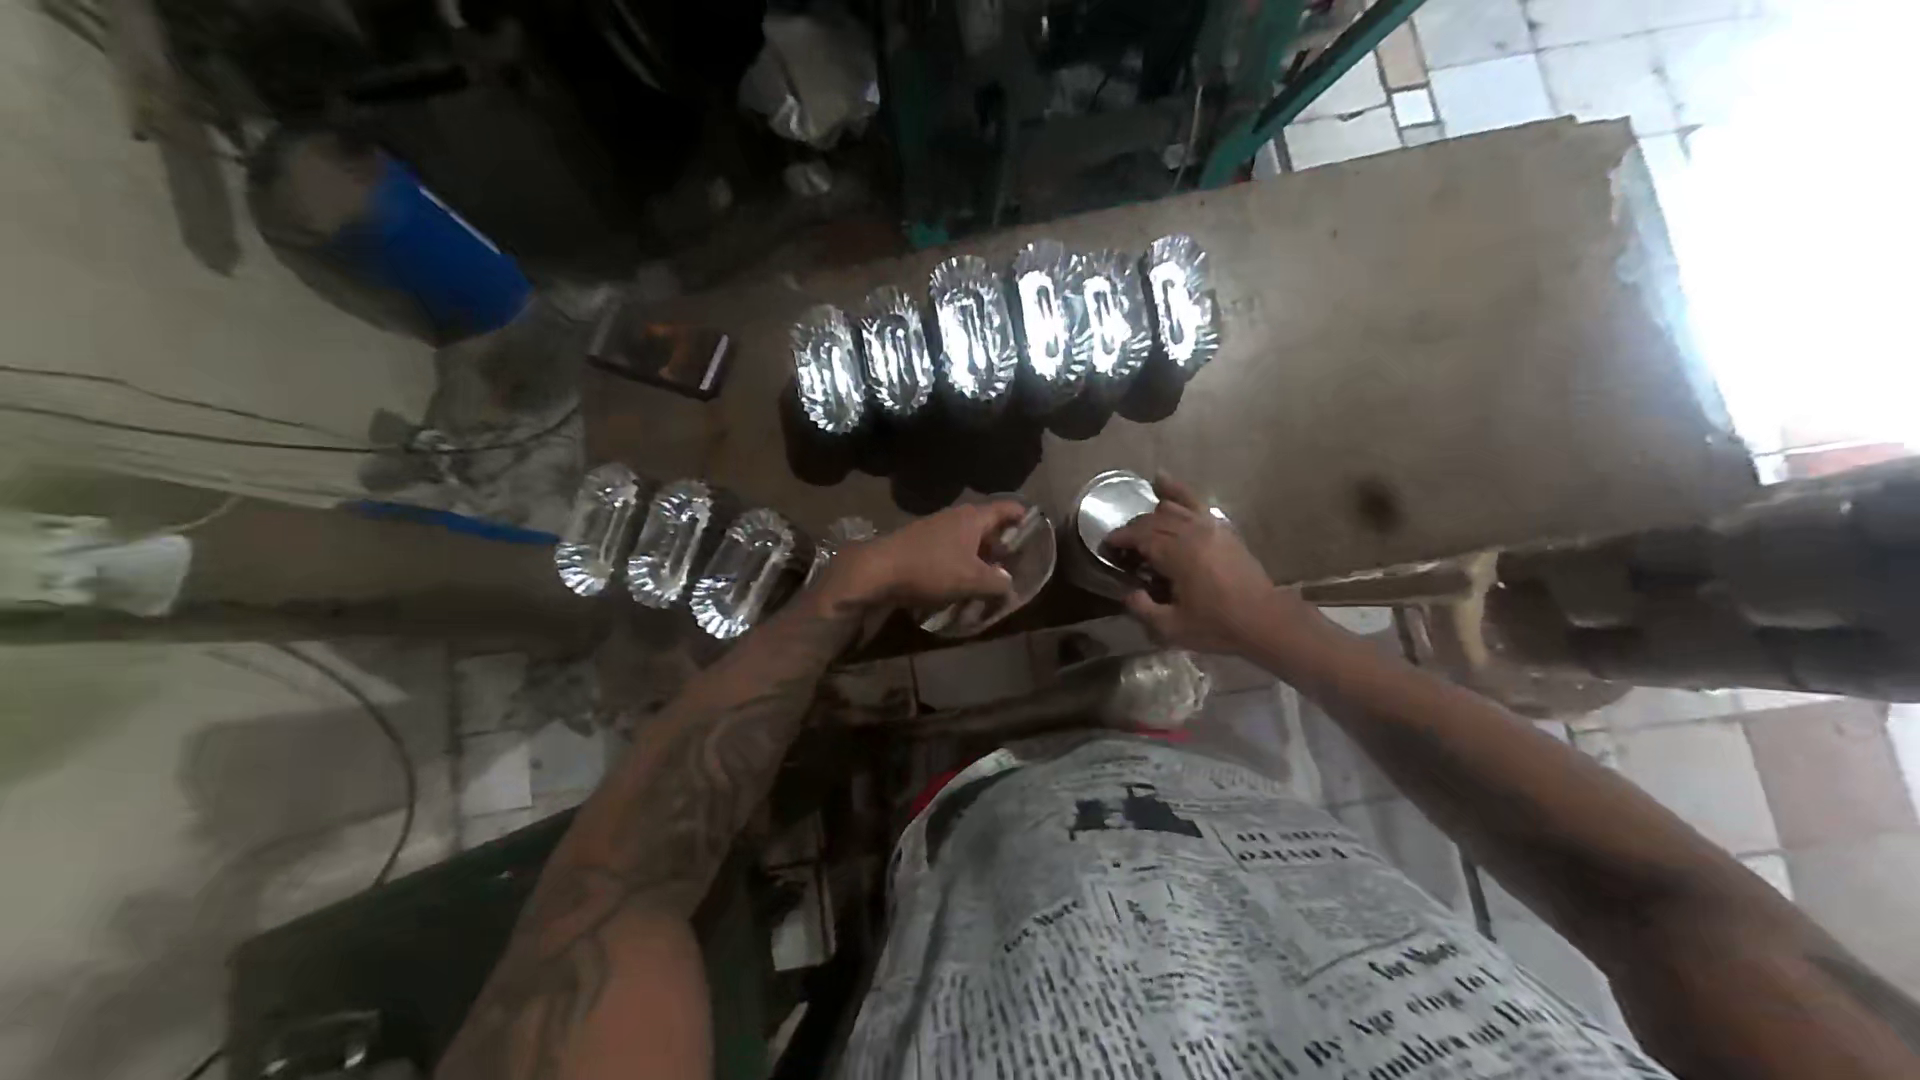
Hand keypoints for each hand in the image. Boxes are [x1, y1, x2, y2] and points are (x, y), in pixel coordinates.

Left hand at [818, 501, 1026, 608]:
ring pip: (966, 538)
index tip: (1034, 525)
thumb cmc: (931, 569)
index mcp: (973, 518)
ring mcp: (934, 528)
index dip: (1022, 516)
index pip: (1006, 508)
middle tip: (1015, 560)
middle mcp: (955, 516)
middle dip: (1001, 542)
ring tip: (990, 575)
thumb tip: (1009, 585)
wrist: (877, 571)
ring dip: (979, 554)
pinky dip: (959, 561)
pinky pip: (949, 549)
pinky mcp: (919, 544)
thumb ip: (998, 583)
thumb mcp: (972, 580)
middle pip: (986, 524)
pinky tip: (960, 580)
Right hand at [1104, 473, 1306, 654]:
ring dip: (1151, 514)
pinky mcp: (1223, 529)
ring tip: (1140, 524)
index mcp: (1177, 554)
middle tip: (1121, 546)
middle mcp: (1191, 532)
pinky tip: (1163, 480)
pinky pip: (1195, 502)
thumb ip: (1143, 609)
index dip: (1119, 540)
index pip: (1139, 537)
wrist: (1265, 621)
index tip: (1107, 548)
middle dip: (1132, 530)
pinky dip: (1177, 491)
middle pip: (1153, 521)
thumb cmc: (1218, 626)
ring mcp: (1209, 526)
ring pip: (1172, 508)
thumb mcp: (1172, 628)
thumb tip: (1129, 593)